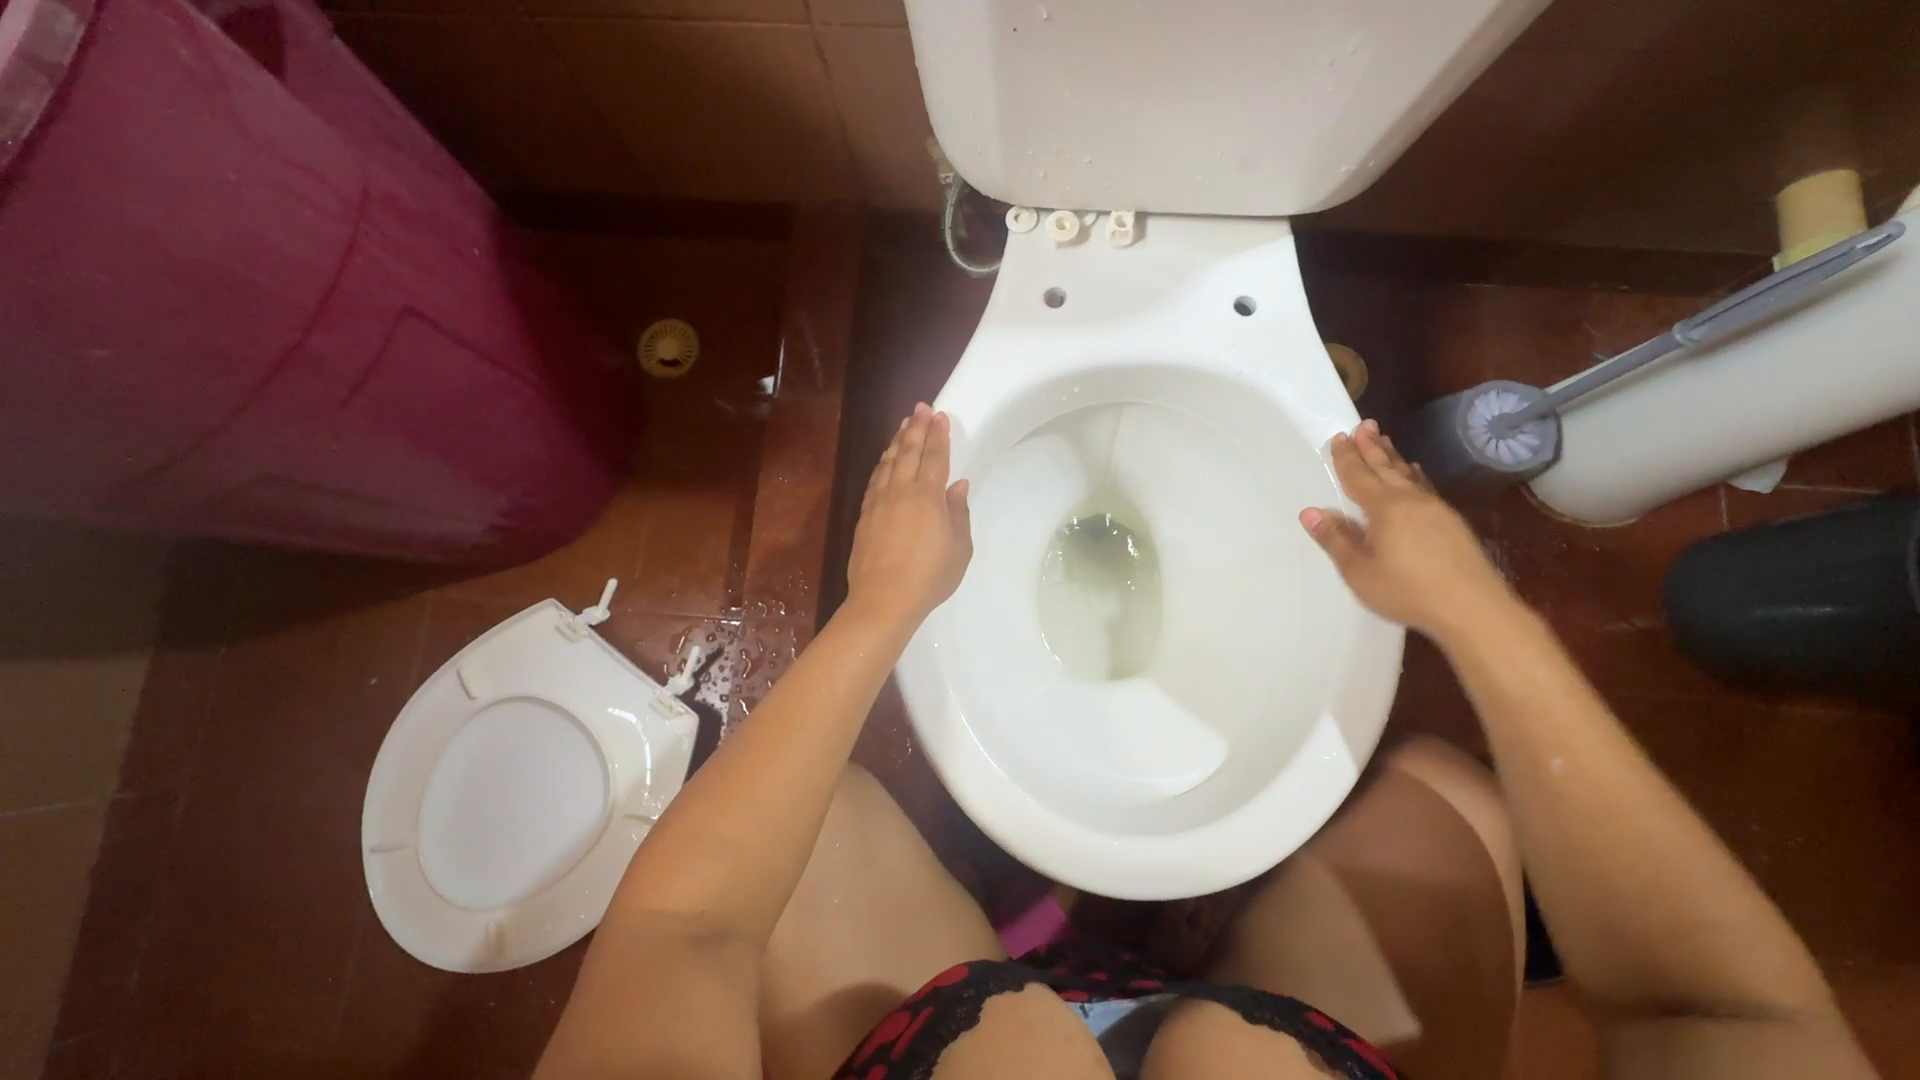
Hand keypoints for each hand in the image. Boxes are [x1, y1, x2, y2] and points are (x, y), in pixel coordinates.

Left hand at [845, 403, 972, 632]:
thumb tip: (957, 486)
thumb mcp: (959, 548)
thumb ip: (958, 513)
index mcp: (927, 496)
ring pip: (888, 463)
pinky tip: (885, 460)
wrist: (884, 599)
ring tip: (903, 426)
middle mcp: (900, 491)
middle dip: (916, 428)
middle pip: (908, 452)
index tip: (940, 416)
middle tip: (921, 408)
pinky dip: (882, 464)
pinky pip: (875, 479)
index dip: (939, 435)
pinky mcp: (864, 516)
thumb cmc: (929, 577)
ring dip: (897, 441)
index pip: (935, 457)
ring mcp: (878, 502)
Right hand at [1300, 420, 1516, 642]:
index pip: (1359, 477)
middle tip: (1364, 425)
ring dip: (1393, 457)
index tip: (1339, 437)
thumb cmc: (1407, 591)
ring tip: (1384, 441)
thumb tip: (1311, 512)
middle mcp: (1411, 500)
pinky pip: (1425, 487)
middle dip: (1371, 447)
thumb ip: (1336, 539)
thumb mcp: (1359, 571)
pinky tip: (1415, 473)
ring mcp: (1435, 510)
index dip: (1347, 458)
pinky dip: (1415, 475)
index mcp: (1385, 508)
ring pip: (1408, 475)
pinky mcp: (1450, 523)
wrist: (1471, 607)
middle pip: (1386, 467)